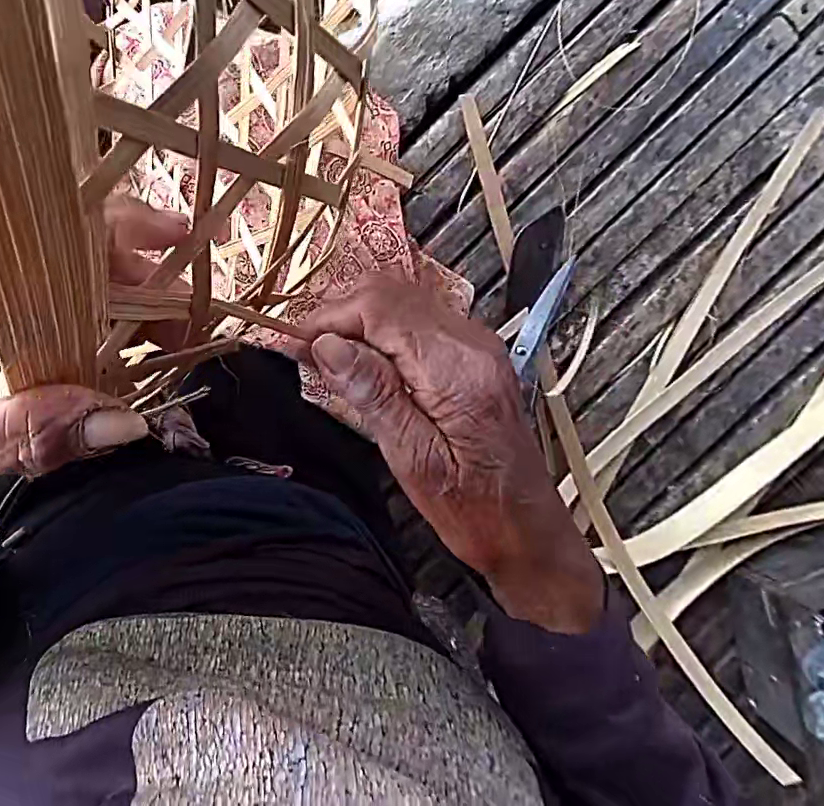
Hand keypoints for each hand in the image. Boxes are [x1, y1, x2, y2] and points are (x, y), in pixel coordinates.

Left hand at [0, 197, 187, 586]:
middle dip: (135, 281)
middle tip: (187, 321)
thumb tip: (124, 420)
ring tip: (172, 335)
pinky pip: (53, 323)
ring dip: (123, 307)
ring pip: (65, 291)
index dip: (114, 240)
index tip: (175, 249)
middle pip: (64, 261)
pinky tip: (128, 354)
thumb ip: (27, 435)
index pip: (41, 243)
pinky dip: (98, 335)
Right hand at [287, 273, 602, 632]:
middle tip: (301, 349)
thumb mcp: (414, 461)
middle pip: (386, 292)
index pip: (379, 308)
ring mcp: (472, 342)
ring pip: (396, 298)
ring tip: (321, 353)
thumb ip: (373, 395)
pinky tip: (355, 358)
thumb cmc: (475, 510)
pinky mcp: (467, 351)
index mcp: (457, 369)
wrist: (530, 531)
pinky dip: (373, 327)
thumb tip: (327, 345)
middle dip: (335, 313)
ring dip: (352, 317)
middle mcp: (470, 342)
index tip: (293, 343)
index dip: (328, 318)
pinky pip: (410, 317)